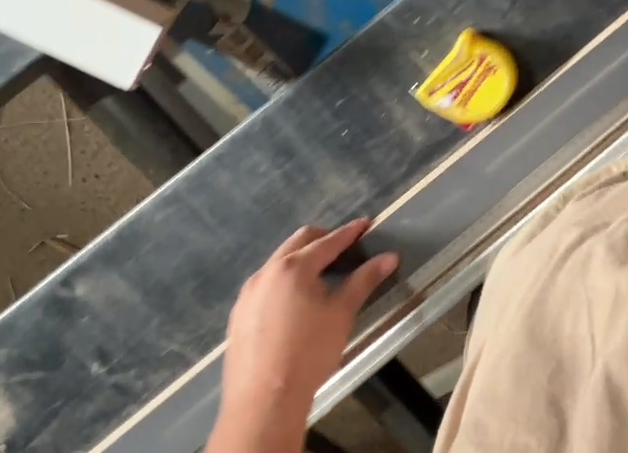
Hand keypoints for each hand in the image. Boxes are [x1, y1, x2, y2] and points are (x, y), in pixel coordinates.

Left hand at [211, 219, 398, 452]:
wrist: (263, 403)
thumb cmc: (309, 352)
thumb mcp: (342, 313)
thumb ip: (364, 280)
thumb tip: (389, 257)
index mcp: (294, 268)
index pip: (329, 240)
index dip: (350, 232)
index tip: (367, 225)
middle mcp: (267, 272)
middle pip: (299, 242)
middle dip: (324, 239)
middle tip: (345, 249)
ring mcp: (248, 294)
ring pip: (278, 262)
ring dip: (301, 260)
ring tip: (321, 276)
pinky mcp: (238, 315)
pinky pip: (265, 285)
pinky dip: (284, 281)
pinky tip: (295, 303)